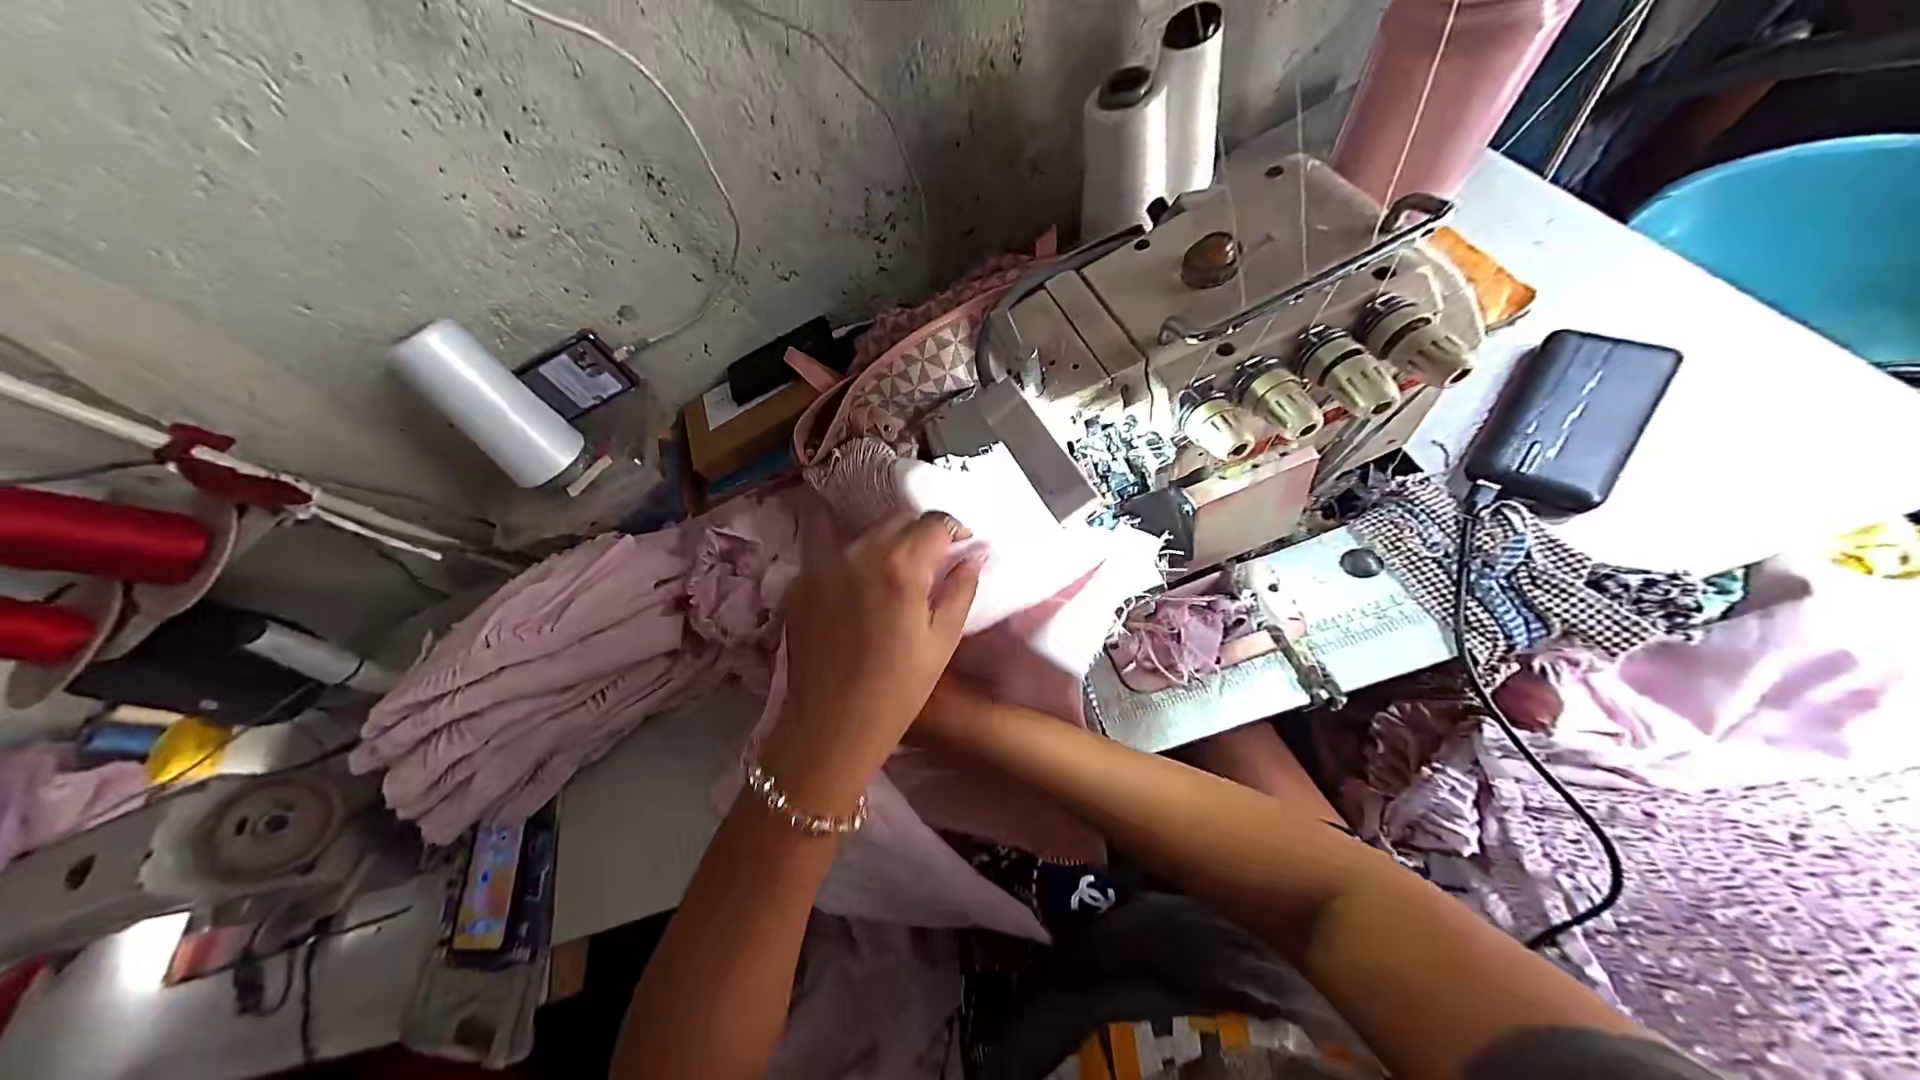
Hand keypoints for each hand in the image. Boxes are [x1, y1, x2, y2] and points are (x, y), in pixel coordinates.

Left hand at [761, 511, 982, 812]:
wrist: (831, 726)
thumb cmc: (899, 689)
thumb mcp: (942, 640)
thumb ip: (961, 588)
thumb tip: (974, 554)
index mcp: (900, 566)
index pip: (933, 522)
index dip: (954, 529)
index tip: (962, 543)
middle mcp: (857, 554)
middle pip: (896, 522)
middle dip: (920, 534)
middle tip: (932, 562)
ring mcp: (822, 567)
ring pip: (864, 538)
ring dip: (886, 549)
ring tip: (896, 582)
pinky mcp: (800, 585)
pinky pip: (835, 560)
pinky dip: (854, 568)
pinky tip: (861, 599)